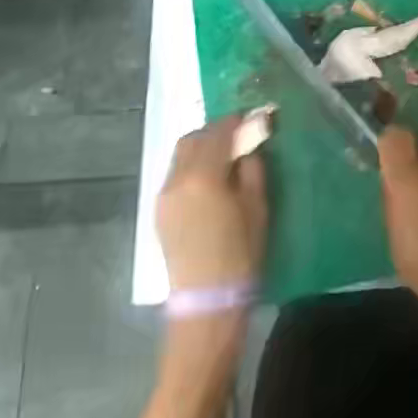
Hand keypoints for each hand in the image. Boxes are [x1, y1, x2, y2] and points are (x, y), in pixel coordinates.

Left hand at [157, 115, 267, 292]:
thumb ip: (253, 169)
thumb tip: (249, 147)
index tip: (251, 117)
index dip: (235, 121)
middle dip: (214, 131)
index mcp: (204, 176)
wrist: (207, 300)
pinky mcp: (159, 211)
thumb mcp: (258, 207)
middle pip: (192, 139)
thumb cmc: (241, 253)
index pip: (218, 133)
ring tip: (223, 156)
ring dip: (201, 147)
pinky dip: (191, 166)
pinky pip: (174, 175)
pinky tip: (208, 179)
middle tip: (237, 135)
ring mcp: (163, 195)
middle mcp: (177, 179)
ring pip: (179, 156)